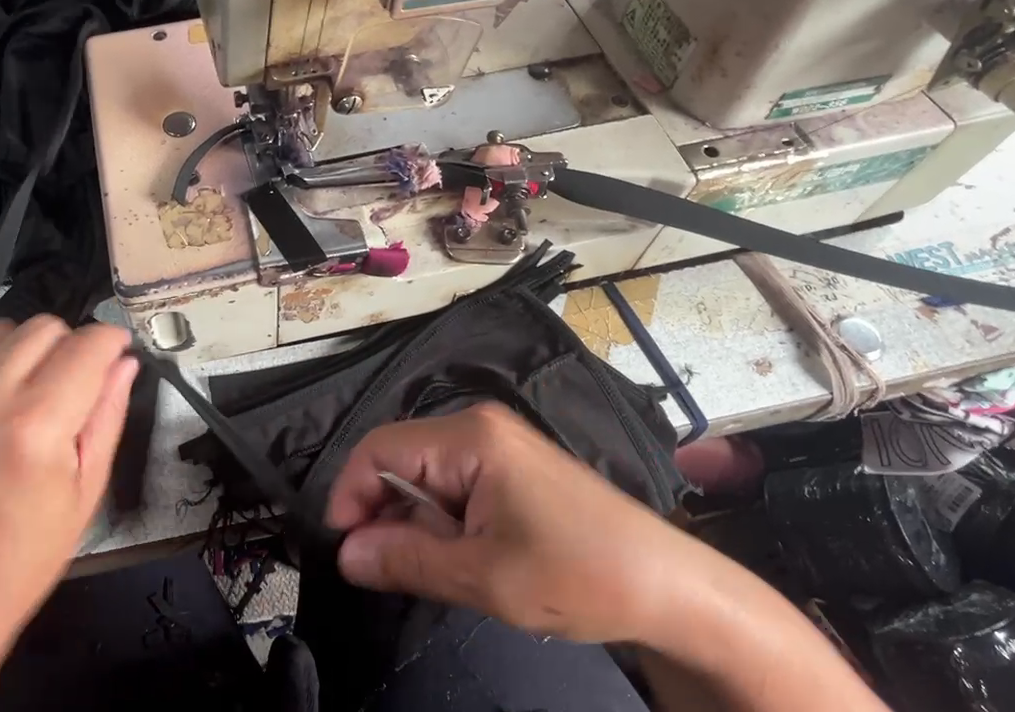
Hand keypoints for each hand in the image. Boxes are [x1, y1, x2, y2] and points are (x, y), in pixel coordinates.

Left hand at [0, 317, 139, 665]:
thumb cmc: (19, 558)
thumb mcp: (87, 490)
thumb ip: (108, 414)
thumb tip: (123, 363)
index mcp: (35, 427)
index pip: (88, 345)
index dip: (111, 343)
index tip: (117, 350)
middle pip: (45, 327)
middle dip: (70, 349)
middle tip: (71, 390)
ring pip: (4, 330)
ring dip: (26, 354)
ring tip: (26, 401)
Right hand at [325, 402, 697, 643]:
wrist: (671, 588)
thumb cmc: (579, 575)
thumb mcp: (483, 577)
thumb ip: (406, 560)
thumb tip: (345, 555)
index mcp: (470, 437)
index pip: (378, 449)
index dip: (350, 496)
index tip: (343, 550)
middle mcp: (479, 427)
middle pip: (400, 460)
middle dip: (384, 514)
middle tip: (388, 572)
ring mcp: (499, 446)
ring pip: (425, 477)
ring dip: (416, 523)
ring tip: (438, 572)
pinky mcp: (513, 469)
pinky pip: (454, 486)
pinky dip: (444, 523)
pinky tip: (462, 560)